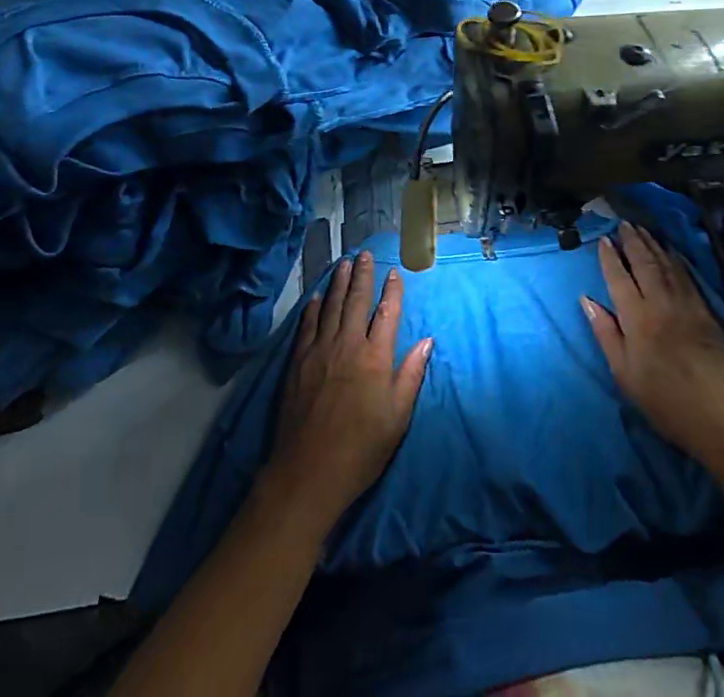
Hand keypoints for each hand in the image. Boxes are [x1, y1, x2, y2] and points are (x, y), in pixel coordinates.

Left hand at [264, 251, 432, 525]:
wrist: (309, 470)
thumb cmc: (362, 448)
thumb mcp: (398, 415)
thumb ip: (411, 374)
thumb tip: (427, 341)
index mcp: (375, 357)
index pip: (387, 313)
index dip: (392, 291)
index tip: (394, 272)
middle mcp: (347, 345)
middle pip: (355, 301)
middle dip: (361, 276)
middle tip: (364, 254)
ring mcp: (318, 351)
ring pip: (329, 307)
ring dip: (336, 283)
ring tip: (343, 264)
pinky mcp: (296, 362)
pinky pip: (306, 326)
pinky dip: (312, 308)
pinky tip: (315, 297)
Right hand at [582, 223, 723, 463]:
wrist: (716, 413)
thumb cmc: (662, 398)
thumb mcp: (623, 371)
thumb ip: (606, 332)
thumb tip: (587, 300)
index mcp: (637, 319)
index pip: (619, 279)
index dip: (610, 259)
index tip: (604, 240)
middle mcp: (661, 304)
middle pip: (645, 265)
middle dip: (633, 242)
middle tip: (624, 224)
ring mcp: (687, 306)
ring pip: (667, 267)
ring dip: (654, 246)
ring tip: (644, 230)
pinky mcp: (706, 313)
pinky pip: (688, 279)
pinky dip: (677, 262)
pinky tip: (672, 254)